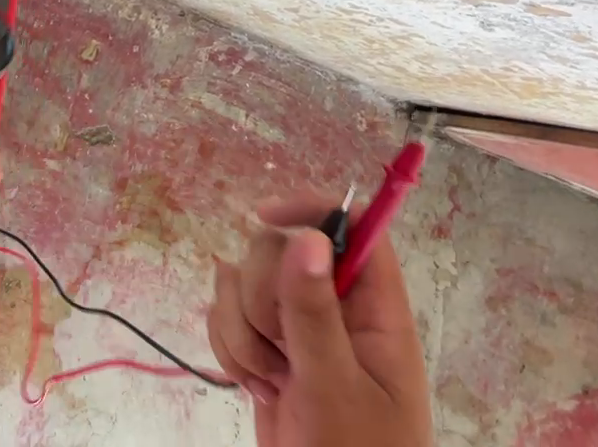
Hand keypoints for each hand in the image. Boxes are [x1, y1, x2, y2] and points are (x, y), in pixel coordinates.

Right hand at [206, 195, 431, 446]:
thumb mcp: (335, 388)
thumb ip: (316, 313)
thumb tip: (308, 236)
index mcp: (374, 312)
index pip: (351, 229)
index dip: (310, 209)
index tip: (263, 216)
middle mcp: (334, 308)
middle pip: (279, 250)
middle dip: (262, 298)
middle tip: (280, 348)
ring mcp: (295, 327)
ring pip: (242, 281)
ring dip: (241, 330)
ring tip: (270, 379)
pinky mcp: (263, 346)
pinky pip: (224, 313)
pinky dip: (227, 346)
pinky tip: (253, 383)